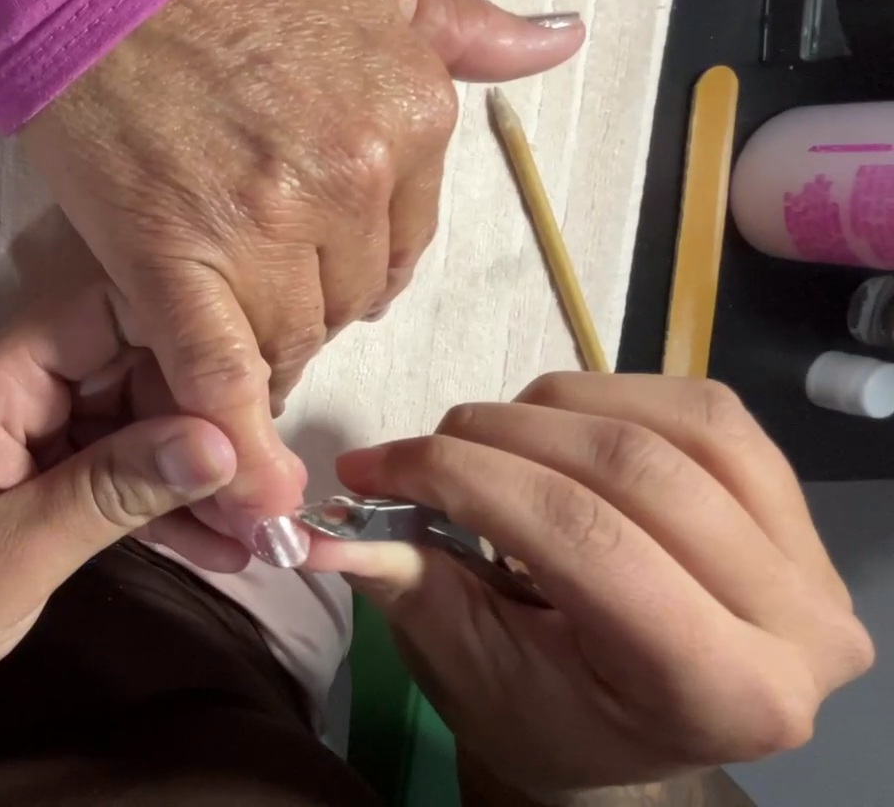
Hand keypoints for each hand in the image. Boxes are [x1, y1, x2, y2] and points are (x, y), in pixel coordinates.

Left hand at [0, 287, 238, 731]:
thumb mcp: (15, 551)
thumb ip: (114, 489)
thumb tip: (221, 440)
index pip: (107, 309)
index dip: (187, 341)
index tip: (261, 405)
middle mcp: (14, 385)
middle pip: (130, 365)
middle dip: (205, 425)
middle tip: (273, 498)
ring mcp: (27, 427)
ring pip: (131, 421)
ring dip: (193, 473)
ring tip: (262, 536)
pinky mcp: (36, 469)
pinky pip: (111, 466)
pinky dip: (157, 502)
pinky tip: (218, 549)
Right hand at [20, 0, 586, 548]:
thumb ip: (459, 25)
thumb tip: (553, 48)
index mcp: (408, 119)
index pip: (390, 249)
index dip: (336, 271)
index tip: (291, 278)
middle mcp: (353, 183)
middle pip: (337, 303)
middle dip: (296, 311)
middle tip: (237, 301)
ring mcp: (266, 230)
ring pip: (281, 339)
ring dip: (253, 350)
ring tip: (205, 338)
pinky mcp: (174, 262)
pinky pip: (216, 368)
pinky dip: (232, 435)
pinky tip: (245, 491)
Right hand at [310, 373, 873, 791]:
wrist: (608, 727)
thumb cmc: (526, 708)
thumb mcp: (452, 659)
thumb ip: (397, 581)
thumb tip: (311, 532)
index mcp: (716, 689)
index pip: (578, 533)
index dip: (455, 475)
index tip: (364, 468)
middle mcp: (801, 628)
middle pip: (629, 465)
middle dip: (486, 436)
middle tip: (409, 457)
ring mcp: (816, 563)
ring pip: (673, 423)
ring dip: (544, 410)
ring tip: (483, 446)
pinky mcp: (799, 512)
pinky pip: (704, 412)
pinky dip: (605, 399)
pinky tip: (552, 431)